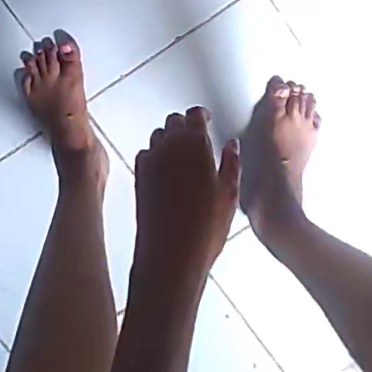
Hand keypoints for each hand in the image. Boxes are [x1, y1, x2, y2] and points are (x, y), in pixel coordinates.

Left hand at [132, 107, 240, 285]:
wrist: (169, 257)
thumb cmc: (203, 228)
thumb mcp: (229, 194)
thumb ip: (231, 164)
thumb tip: (232, 146)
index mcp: (196, 145)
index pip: (195, 114)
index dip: (202, 115)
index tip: (207, 119)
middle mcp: (170, 147)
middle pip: (174, 121)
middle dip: (185, 124)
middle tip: (196, 135)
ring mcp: (151, 162)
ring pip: (158, 135)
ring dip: (169, 138)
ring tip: (181, 152)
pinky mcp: (139, 178)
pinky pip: (145, 154)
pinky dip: (154, 155)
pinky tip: (164, 169)